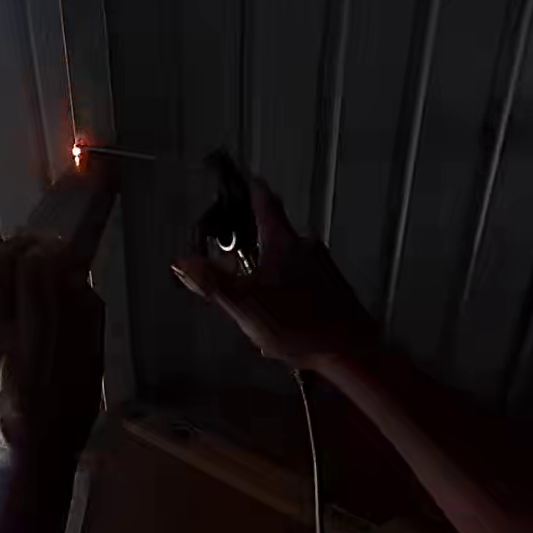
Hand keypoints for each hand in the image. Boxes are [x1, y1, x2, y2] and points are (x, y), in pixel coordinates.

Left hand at [0, 235, 104, 456]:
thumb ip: (86, 312)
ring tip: (8, 253)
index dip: (50, 250)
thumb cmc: (70, 406)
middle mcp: (4, 334)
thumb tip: (72, 275)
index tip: (62, 251)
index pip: (37, 272)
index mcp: (43, 338)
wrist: (31, 447)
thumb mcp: (93, 360)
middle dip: (18, 245)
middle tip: (35, 245)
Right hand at [172, 178, 374, 369]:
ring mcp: (323, 266)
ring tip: (253, 292)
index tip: (246, 179)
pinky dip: (285, 284)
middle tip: (234, 256)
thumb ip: (211, 282)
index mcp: (282, 243)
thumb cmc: (296, 324)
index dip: (252, 190)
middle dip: (252, 242)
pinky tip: (277, 310)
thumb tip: (182, 261)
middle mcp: (306, 247)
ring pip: (288, 256)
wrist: (350, 352)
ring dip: (268, 267)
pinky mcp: (334, 287)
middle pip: (273, 233)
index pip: (265, 204)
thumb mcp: (244, 305)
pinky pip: (302, 275)